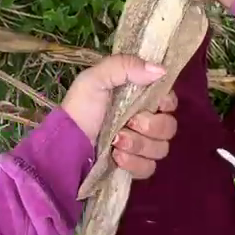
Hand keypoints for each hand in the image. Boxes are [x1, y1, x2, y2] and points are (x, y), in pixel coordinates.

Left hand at [60, 55, 178, 179]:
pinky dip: (134, 163)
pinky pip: (149, 168)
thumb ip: (126, 66)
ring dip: (138, 145)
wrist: (65, 143)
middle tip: (129, 123)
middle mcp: (145, 120)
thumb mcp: (96, 78)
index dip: (166, 103)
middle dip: (150, 126)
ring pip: (161, 148)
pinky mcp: (135, 166)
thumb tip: (161, 70)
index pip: (170, 100)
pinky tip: (117, 156)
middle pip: (169, 126)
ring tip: (115, 141)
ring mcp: (141, 145)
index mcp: (139, 96)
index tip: (156, 104)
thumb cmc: (82, 107)